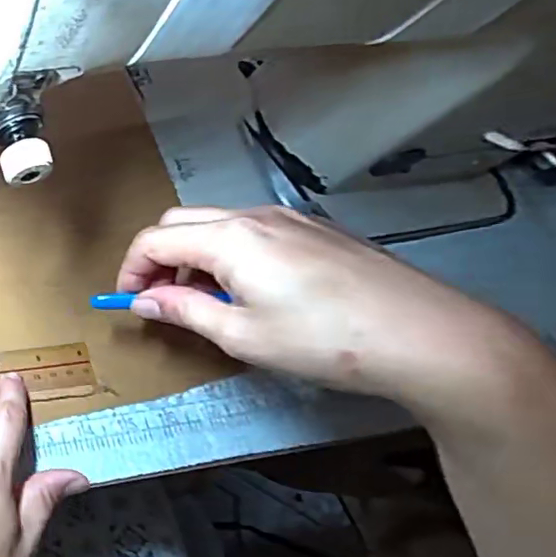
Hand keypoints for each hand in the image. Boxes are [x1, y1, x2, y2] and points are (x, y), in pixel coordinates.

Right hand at [116, 206, 552, 414]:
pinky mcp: (315, 229)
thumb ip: (183, 310)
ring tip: (203, 299)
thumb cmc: (324, 340)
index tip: (127, 302)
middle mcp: (255, 216)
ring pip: (215, 223)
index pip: (154, 238)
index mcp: (230, 238)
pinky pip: (250, 230)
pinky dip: (226, 252)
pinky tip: (247, 289)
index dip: (130, 270)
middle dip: (156, 257)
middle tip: (159, 299)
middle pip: (179, 221)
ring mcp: (290, 218)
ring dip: (191, 254)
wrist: (428, 336)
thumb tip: (142, 301)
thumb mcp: (240, 335)